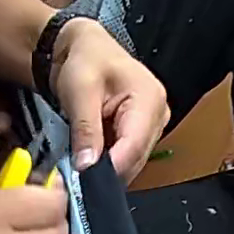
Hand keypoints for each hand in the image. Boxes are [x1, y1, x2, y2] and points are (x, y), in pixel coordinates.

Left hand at [50, 17, 169, 183]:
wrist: (84, 51)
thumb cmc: (85, 61)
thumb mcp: (80, 91)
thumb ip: (85, 129)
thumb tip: (86, 166)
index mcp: (150, 100)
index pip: (134, 146)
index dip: (109, 168)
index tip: (83, 181)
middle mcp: (158, 117)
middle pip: (134, 160)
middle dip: (105, 172)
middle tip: (74, 179)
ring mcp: (151, 129)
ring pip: (129, 164)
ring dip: (105, 170)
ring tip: (80, 168)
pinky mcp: (140, 138)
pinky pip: (124, 160)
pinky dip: (106, 165)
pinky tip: (89, 161)